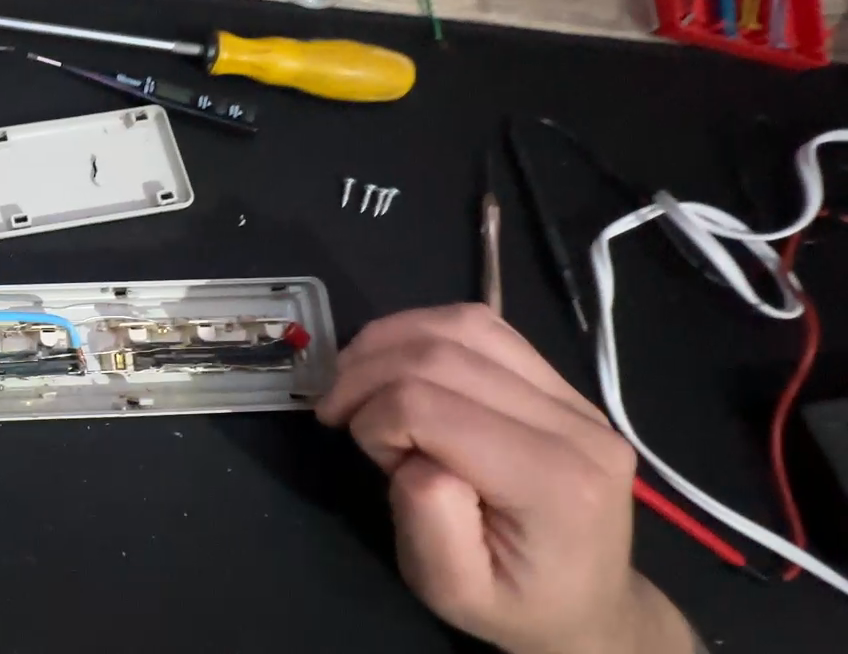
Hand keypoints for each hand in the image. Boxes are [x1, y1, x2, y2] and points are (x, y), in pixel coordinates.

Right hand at [316, 304, 695, 653]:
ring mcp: (573, 396)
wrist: (589, 604)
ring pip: (457, 324)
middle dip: (364, 375)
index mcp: (553, 484)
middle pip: (437, 355)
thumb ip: (431, 525)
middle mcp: (576, 427)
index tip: (365, 454)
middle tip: (337, 410)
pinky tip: (395, 360)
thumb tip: (415, 457)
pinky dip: (417, 329)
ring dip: (384, 341)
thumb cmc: (512, 601)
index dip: (371, 420)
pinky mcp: (557, 380)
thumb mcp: (453, 590)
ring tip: (357, 377)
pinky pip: (476, 323)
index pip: (427, 406)